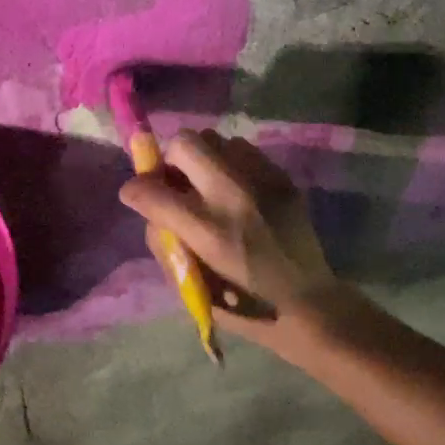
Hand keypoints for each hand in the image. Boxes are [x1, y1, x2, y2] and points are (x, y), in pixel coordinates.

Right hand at [118, 130, 342, 351]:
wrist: (309, 302)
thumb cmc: (244, 305)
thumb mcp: (191, 287)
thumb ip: (164, 244)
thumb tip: (147, 206)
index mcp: (209, 233)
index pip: (152, 192)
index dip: (135, 190)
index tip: (135, 194)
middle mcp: (233, 197)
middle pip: (184, 144)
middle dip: (169, 160)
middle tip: (175, 183)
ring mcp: (261, 180)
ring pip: (213, 139)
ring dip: (201, 158)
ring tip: (208, 184)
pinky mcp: (280, 176)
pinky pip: (242, 148)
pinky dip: (229, 162)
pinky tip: (236, 187)